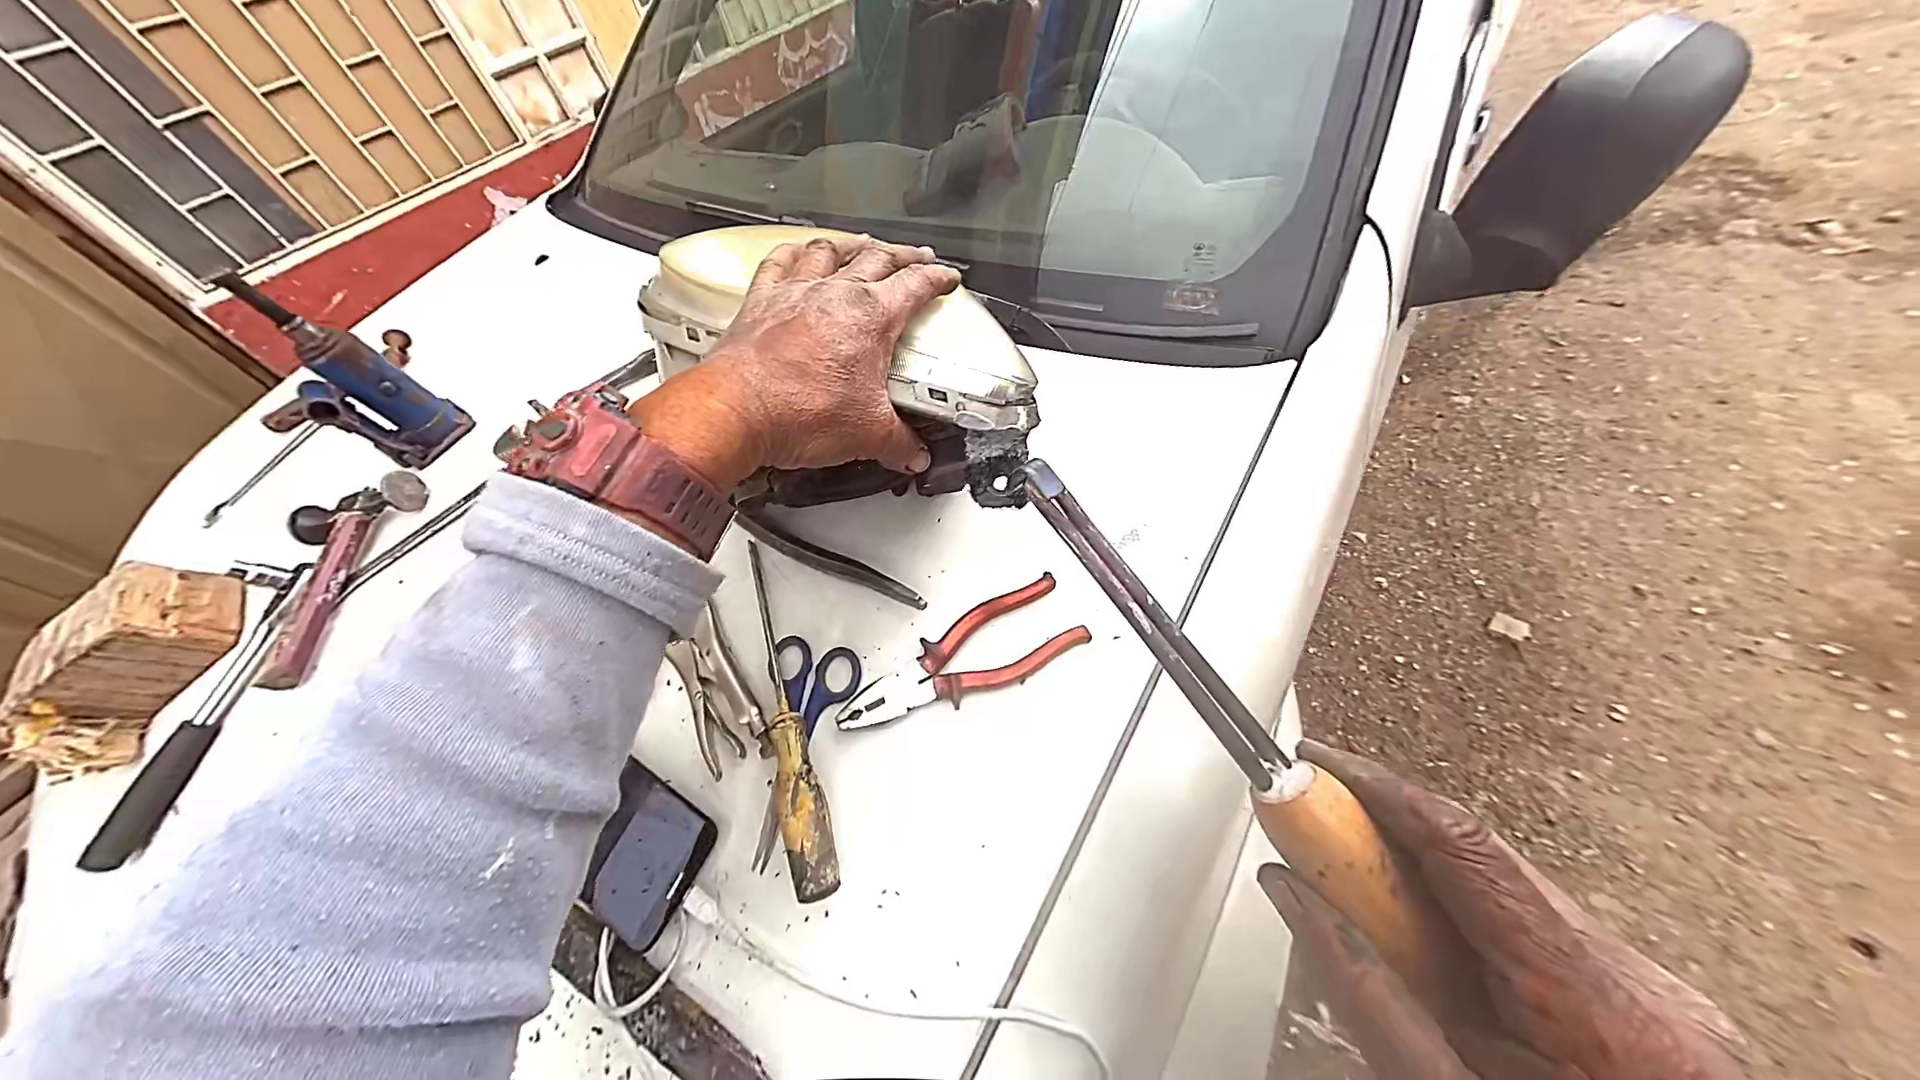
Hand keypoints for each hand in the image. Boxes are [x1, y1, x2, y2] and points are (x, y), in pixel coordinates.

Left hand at [629, 235, 960, 488]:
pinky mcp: (761, 302)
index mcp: (871, 317)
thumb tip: (914, 455)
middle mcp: (834, 294)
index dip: (938, 279)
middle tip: (915, 257)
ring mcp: (795, 293)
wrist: (737, 411)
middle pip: (877, 257)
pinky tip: (795, 252)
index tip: (948, 278)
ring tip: (861, 244)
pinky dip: (792, 252)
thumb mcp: (868, 434)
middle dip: (903, 255)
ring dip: (851, 245)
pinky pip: (779, 263)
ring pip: (829, 250)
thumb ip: (900, 444)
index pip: (916, 285)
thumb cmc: (799, 412)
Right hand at [1261, 740, 1748, 1079]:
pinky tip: (1413, 928)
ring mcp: (1641, 985)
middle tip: (1314, 820)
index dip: (1381, 790)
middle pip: (1476, 852)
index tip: (1318, 764)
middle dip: (1385, 826)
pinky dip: (1450, 903)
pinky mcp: (1629, 992)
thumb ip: (1365, 991)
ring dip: (1413, 867)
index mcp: (1592, 1005)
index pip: (1464, 844)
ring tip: (1352, 882)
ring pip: (1495, 879)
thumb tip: (1293, 892)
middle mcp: (1634, 980)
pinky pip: (1518, 914)